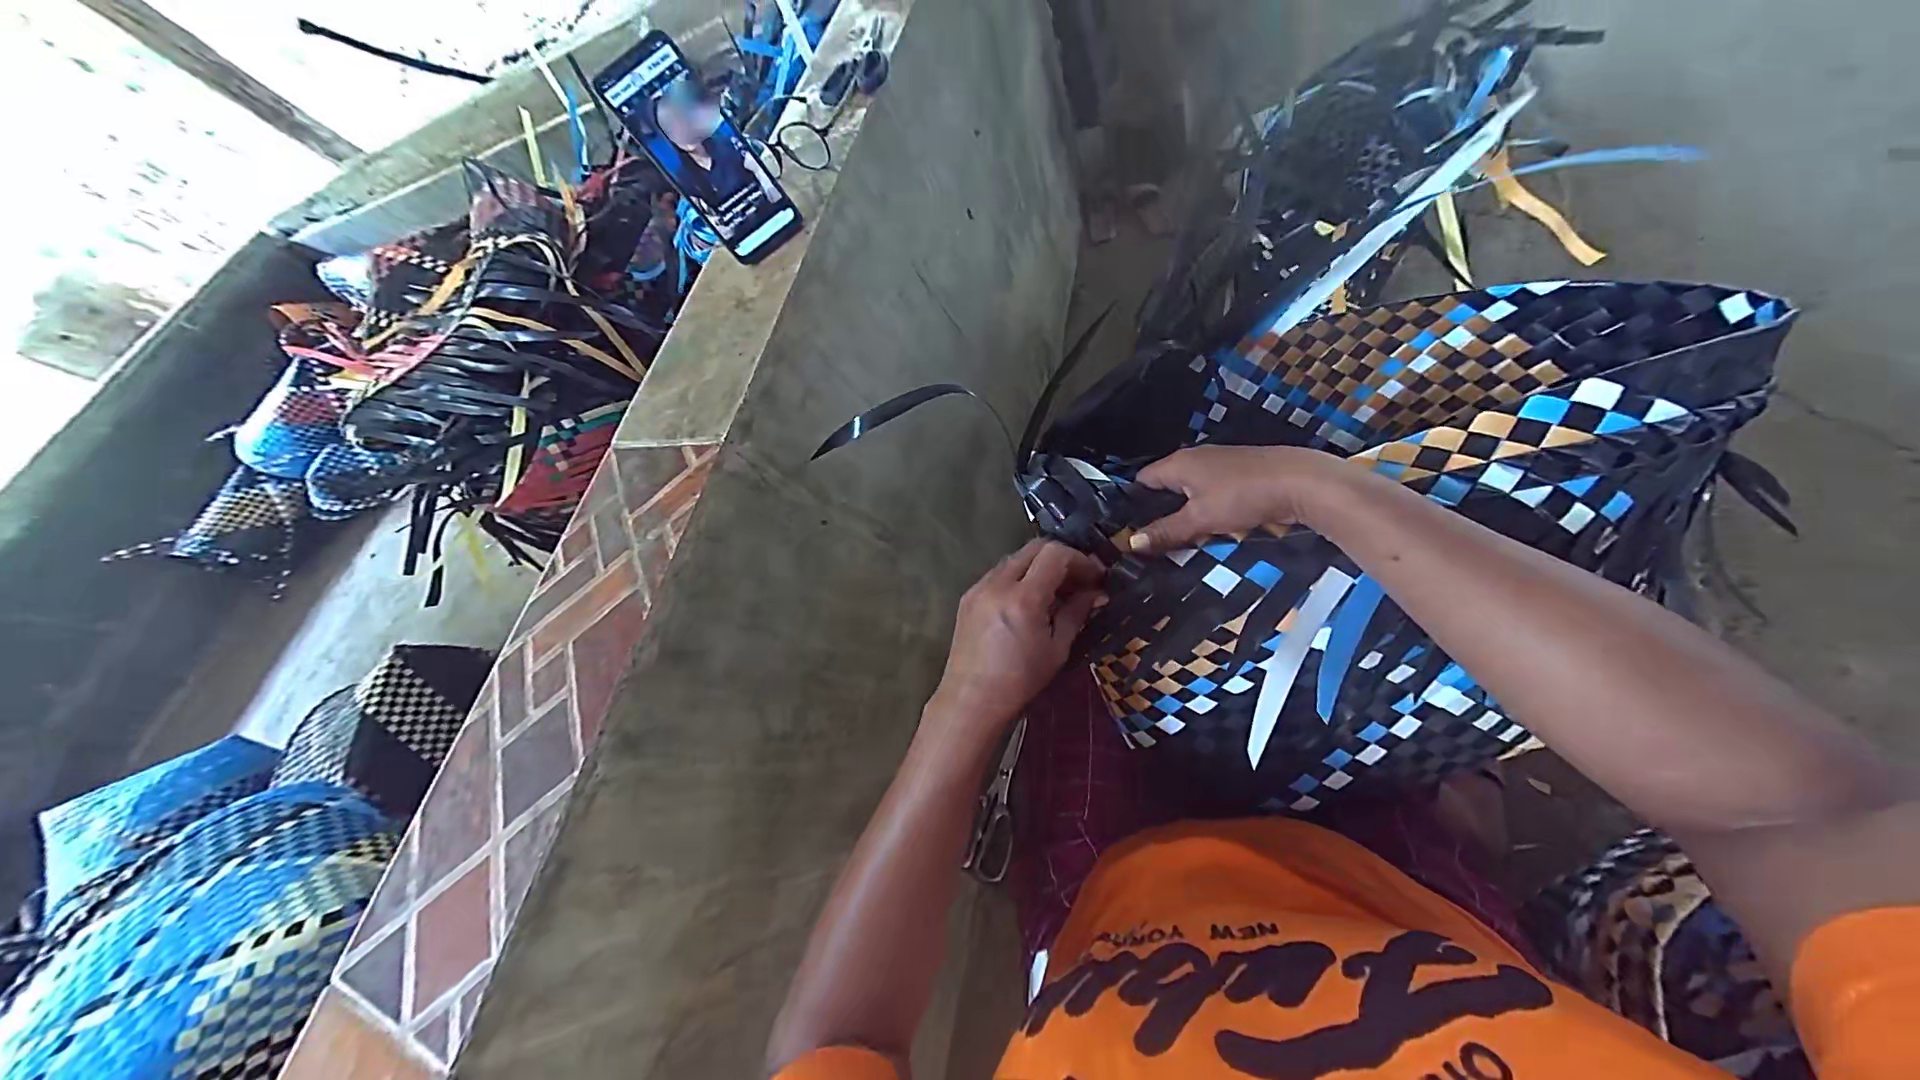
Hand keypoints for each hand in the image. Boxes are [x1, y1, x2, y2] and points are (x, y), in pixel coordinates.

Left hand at [928, 540, 1106, 737]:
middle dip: (1062, 559)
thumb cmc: (1020, 680)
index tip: (1095, 577)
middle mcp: (997, 584)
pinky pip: (999, 574)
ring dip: (1040, 566)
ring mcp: (979, 587)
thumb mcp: (1057, 648)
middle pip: (1035, 548)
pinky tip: (1030, 601)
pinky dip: (1020, 577)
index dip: (1080, 560)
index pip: (1055, 554)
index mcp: (1023, 598)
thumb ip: (1076, 613)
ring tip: (1057, 592)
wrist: (972, 700)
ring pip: (1016, 559)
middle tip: (1080, 581)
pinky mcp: (968, 596)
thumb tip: (1095, 593)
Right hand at [1129, 445, 1360, 552]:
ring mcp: (1219, 465)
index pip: (1142, 480)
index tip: (1127, 529)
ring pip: (1190, 493)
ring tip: (1179, 540)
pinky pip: (1211, 495)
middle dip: (1159, 512)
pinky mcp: (1239, 474)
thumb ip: (1165, 531)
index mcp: (1178, 463)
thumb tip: (1131, 542)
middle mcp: (1195, 458)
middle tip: (1152, 541)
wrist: (1302, 483)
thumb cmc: (1243, 496)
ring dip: (1185, 514)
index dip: (1132, 503)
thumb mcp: (1199, 519)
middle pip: (1165, 487)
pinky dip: (1207, 511)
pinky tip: (1211, 529)